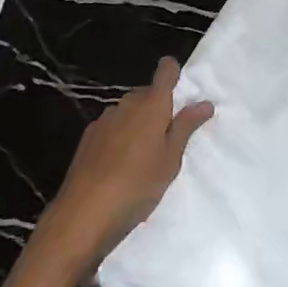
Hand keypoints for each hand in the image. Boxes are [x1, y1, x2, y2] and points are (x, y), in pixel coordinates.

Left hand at [36, 57, 213, 273]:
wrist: (82, 215)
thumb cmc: (136, 186)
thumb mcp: (170, 160)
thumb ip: (186, 127)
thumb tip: (205, 102)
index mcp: (151, 104)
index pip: (165, 71)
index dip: (174, 73)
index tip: (182, 91)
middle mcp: (127, 104)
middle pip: (147, 93)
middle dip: (158, 108)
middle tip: (168, 138)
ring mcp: (104, 119)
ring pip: (128, 111)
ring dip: (138, 123)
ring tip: (144, 157)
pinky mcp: (88, 138)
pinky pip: (112, 127)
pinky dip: (120, 137)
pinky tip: (119, 165)